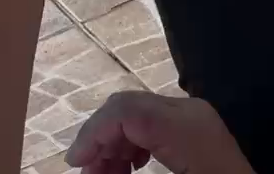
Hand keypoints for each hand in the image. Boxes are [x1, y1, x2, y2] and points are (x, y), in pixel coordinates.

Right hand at [65, 91, 256, 173]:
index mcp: (188, 127)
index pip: (128, 110)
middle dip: (101, 139)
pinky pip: (156, 121)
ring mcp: (197, 116)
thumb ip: (126, 171)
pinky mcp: (198, 127)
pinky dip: (134, 142)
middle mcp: (191, 111)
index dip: (94, 132)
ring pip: (140, 112)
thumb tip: (91, 169)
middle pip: (130, 106)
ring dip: (115, 142)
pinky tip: (129, 169)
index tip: (75, 164)